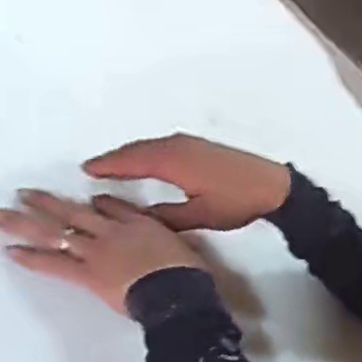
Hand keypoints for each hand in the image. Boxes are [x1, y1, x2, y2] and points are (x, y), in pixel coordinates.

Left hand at [0, 189, 205, 314]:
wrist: (179, 295)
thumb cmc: (190, 276)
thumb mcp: (189, 252)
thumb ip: (175, 244)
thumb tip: (178, 246)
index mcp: (142, 226)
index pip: (115, 208)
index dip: (100, 203)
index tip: (90, 201)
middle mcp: (113, 232)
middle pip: (74, 213)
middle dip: (47, 203)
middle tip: (24, 194)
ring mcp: (98, 252)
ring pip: (55, 231)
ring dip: (25, 222)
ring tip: (1, 215)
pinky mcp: (88, 274)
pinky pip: (54, 263)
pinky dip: (31, 257)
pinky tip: (11, 251)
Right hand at [82, 134, 292, 232]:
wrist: (274, 187)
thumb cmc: (237, 202)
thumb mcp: (200, 215)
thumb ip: (167, 216)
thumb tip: (138, 218)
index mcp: (171, 160)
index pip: (129, 161)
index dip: (107, 166)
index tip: (87, 172)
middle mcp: (175, 145)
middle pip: (136, 150)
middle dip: (114, 159)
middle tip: (94, 169)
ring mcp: (189, 143)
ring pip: (150, 147)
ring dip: (131, 155)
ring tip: (115, 167)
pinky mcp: (201, 147)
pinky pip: (164, 147)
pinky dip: (149, 154)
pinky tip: (150, 165)